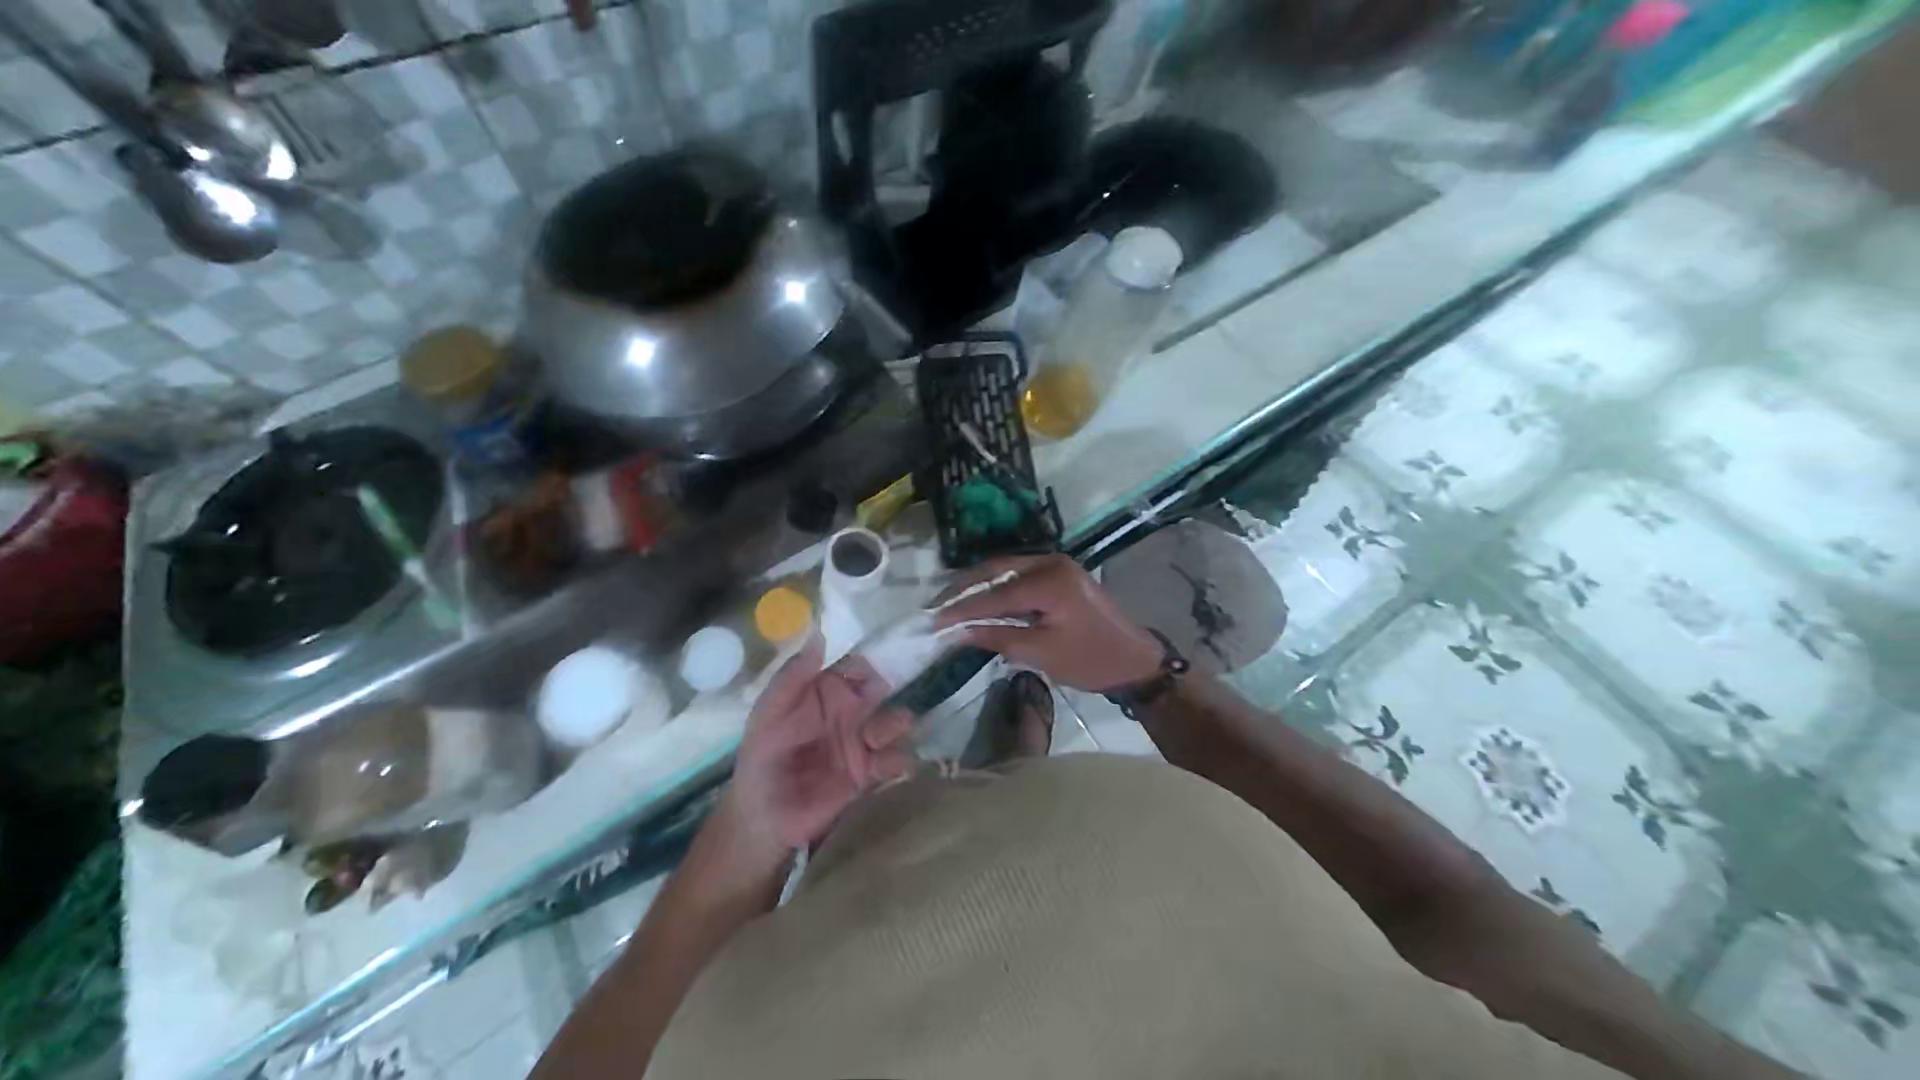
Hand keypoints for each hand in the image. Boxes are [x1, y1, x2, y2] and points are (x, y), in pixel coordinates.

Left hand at [726, 639, 916, 853]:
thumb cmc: (762, 756)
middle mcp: (851, 708)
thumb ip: (793, 676)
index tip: (873, 662)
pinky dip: (901, 759)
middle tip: (884, 695)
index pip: (855, 663)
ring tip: (875, 739)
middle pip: (883, 688)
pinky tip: (888, 765)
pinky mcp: (871, 771)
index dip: (867, 658)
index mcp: (826, 689)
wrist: (763, 817)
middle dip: (893, 687)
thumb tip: (819, 635)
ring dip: (896, 724)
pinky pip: (898, 759)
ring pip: (895, 721)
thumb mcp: (769, 713)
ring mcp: (864, 740)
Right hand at [932, 554, 1163, 692]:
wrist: (1137, 662)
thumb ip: (997, 637)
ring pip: (1005, 569)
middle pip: (996, 569)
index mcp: (1050, 580)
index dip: (962, 608)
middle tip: (935, 606)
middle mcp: (1052, 561)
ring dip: (978, 586)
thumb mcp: (1041, 653)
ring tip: (950, 604)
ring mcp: (1057, 564)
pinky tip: (979, 601)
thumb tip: (958, 632)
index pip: (995, 593)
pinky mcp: (1059, 573)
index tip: (933, 620)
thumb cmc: (1091, 660)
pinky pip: (1018, 575)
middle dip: (964, 588)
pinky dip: (996, 587)